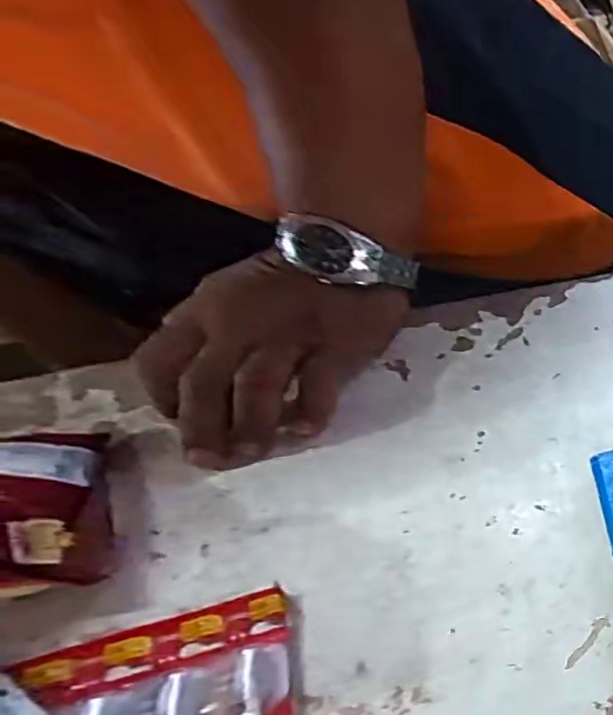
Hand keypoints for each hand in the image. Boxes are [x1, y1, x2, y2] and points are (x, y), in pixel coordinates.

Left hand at [134, 252, 408, 467]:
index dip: (165, 399)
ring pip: (257, 390)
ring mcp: (288, 338)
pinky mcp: (336, 349)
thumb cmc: (293, 276)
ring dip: (252, 427)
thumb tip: (208, 374)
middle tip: (211, 461)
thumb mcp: (234, 292)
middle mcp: (237, 327)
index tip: (182, 423)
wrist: (350, 253)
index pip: (160, 361)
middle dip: (203, 427)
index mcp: (204, 312)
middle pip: (206, 384)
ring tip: (254, 454)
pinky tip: (306, 431)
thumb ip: (216, 328)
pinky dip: (310, 411)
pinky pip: (318, 386)